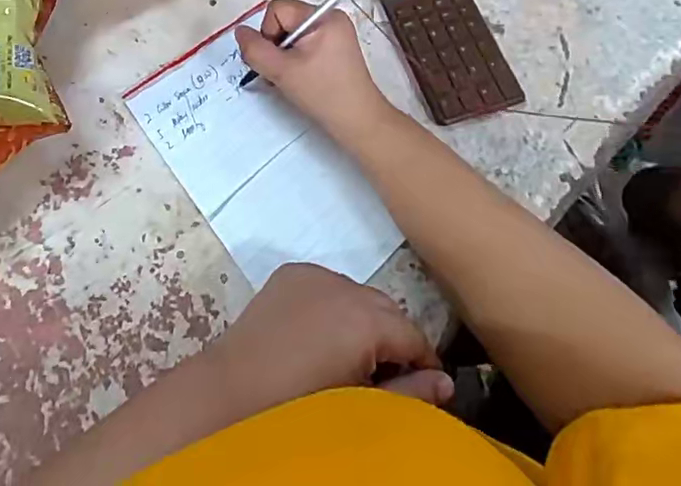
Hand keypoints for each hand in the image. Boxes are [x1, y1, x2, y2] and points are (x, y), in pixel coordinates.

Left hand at [204, 263, 451, 413]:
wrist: (233, 391)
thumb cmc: (301, 406)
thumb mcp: (361, 406)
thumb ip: (409, 394)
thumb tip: (446, 385)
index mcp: (366, 318)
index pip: (414, 335)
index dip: (425, 363)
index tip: (424, 387)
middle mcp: (344, 285)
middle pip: (388, 309)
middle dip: (395, 339)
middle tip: (388, 376)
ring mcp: (314, 273)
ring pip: (358, 294)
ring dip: (364, 319)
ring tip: (352, 356)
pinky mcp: (291, 273)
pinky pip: (327, 285)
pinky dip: (334, 304)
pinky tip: (322, 333)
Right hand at [235, 0, 394, 142]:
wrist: (358, 120)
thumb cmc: (322, 93)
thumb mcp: (281, 71)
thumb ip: (255, 49)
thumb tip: (240, 31)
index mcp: (322, 16)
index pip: (277, 9)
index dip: (268, 33)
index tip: (277, 60)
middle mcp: (331, 17)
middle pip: (285, 19)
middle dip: (276, 44)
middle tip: (282, 71)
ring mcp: (336, 31)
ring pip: (292, 32)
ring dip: (284, 54)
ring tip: (292, 76)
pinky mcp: (337, 46)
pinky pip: (305, 42)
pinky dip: (296, 57)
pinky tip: (302, 76)